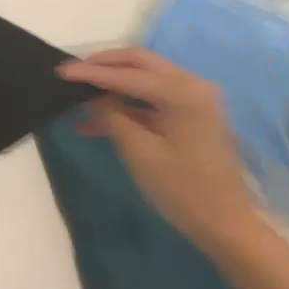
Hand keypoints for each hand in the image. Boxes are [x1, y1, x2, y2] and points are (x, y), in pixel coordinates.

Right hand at [58, 47, 260, 245]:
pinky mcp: (192, 113)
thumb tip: (90, 97)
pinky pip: (154, 96)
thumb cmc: (184, 191)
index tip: (60, 71)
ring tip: (81, 95)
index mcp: (182, 91)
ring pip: (145, 77)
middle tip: (73, 73)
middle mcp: (191, 84)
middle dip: (104, 65)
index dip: (91, 73)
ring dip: (114, 83)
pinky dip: (128, 102)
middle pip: (139, 62)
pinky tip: (100, 118)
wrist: (227, 226)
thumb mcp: (140, 153)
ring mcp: (194, 97)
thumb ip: (112, 116)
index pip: (127, 74)